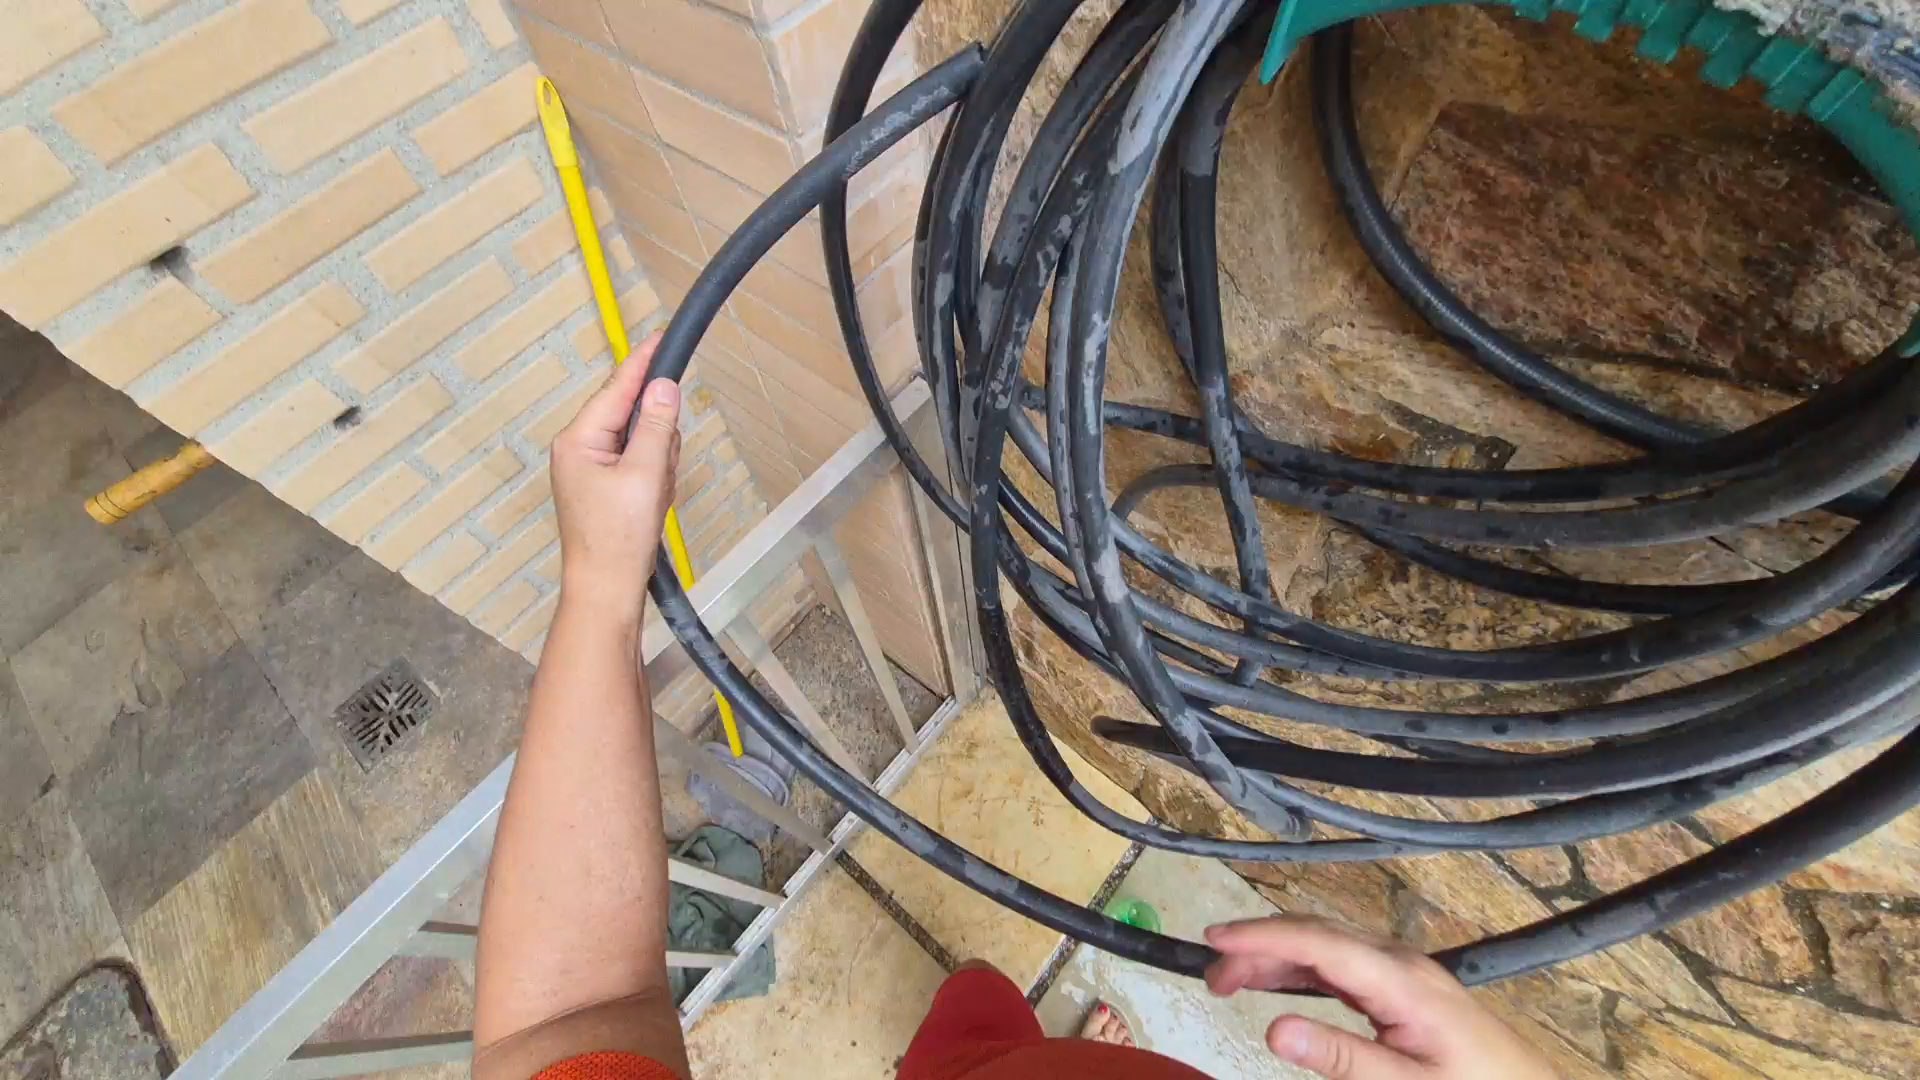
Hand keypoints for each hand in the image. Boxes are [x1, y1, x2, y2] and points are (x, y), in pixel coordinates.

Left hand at [549, 333, 678, 626]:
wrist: (606, 586)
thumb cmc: (618, 535)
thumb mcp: (645, 475)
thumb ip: (657, 427)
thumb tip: (664, 387)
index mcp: (580, 439)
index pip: (617, 389)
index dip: (643, 363)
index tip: (663, 337)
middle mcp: (581, 448)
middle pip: (634, 417)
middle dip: (660, 440)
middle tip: (663, 473)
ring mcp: (593, 469)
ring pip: (643, 443)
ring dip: (660, 463)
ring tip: (656, 497)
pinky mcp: (607, 487)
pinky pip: (641, 465)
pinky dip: (656, 478)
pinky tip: (654, 503)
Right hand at [1204, 917, 1557, 1079]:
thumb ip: (1343, 1059)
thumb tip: (1271, 1028)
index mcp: (1399, 979)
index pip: (1315, 942)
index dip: (1260, 936)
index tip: (1214, 939)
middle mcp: (1395, 960)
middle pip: (1312, 936)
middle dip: (1257, 947)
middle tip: (1212, 976)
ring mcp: (1400, 971)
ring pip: (1321, 946)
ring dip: (1274, 958)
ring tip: (1230, 980)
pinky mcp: (1402, 986)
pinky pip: (1338, 966)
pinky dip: (1299, 970)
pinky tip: (1277, 984)